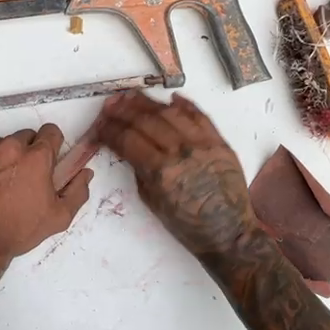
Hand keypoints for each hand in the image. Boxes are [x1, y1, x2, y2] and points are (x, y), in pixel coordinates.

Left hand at [0, 124, 92, 261]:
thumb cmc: (20, 230)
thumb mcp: (59, 216)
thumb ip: (78, 190)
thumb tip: (85, 172)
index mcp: (36, 157)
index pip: (51, 131)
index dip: (52, 145)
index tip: (47, 159)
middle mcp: (9, 147)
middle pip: (25, 136)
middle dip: (28, 152)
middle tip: (24, 177)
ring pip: (1, 143)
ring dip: (5, 157)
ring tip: (2, 183)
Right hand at [93, 92, 255, 259]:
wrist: (229, 233)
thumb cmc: (187, 225)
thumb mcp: (152, 202)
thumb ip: (140, 171)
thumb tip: (130, 148)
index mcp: (160, 171)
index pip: (127, 140)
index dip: (110, 130)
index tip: (100, 125)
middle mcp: (180, 152)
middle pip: (146, 121)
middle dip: (124, 111)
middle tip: (111, 104)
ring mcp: (202, 144)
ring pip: (170, 113)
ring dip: (149, 102)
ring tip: (133, 96)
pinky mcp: (219, 142)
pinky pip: (200, 116)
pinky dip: (185, 105)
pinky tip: (171, 99)